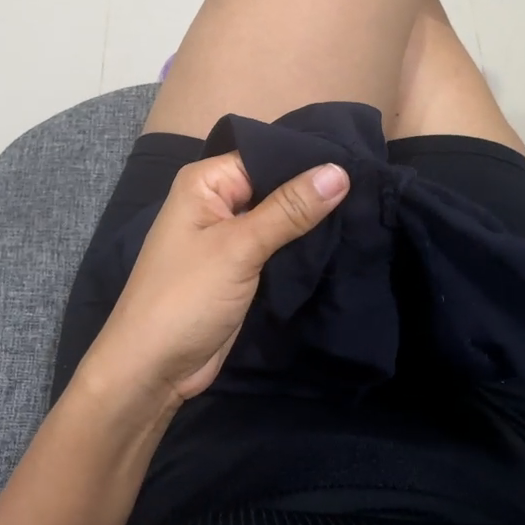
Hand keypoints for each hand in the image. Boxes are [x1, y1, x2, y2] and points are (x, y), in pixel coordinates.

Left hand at [76, 153, 349, 409]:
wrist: (153, 369)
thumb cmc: (186, 298)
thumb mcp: (239, 248)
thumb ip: (289, 210)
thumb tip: (340, 171)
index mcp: (205, 183)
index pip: (265, 155)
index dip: (307, 160)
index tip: (358, 163)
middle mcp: (215, 202)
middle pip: (275, 186)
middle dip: (314, 193)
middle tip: (371, 192)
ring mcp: (228, 238)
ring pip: (280, 219)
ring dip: (313, 224)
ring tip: (366, 215)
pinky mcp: (240, 269)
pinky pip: (277, 248)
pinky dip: (302, 249)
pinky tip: (341, 245)